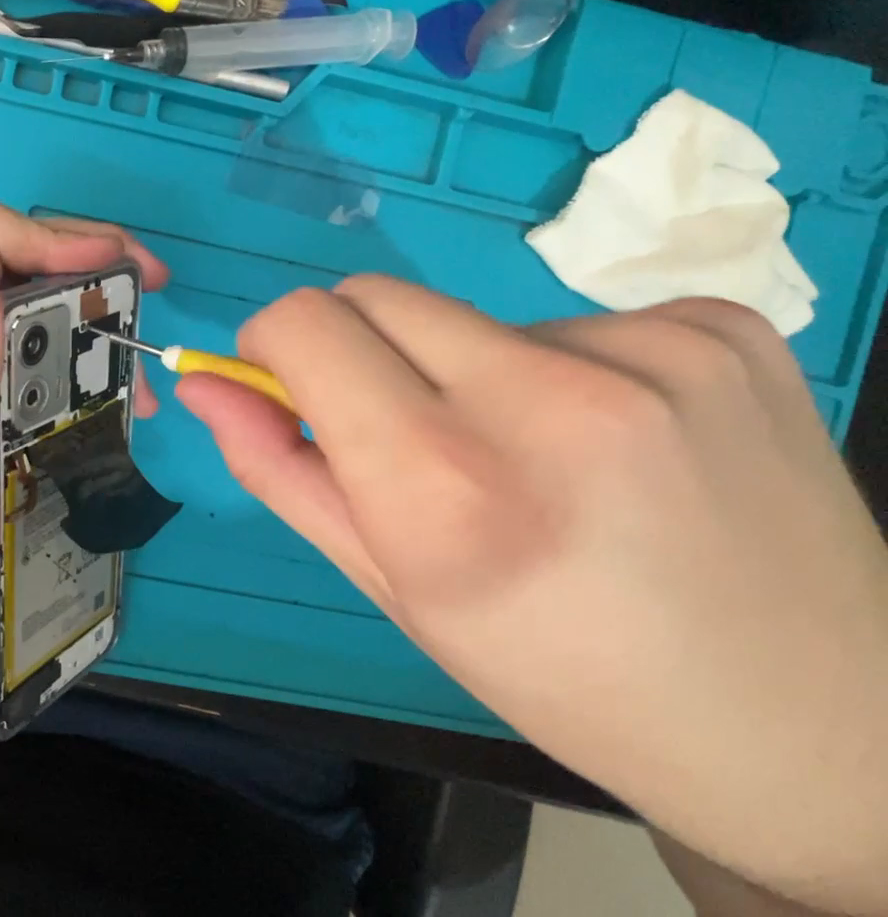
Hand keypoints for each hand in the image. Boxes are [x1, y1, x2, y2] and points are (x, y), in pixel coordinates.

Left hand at [0, 193, 167, 662]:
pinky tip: (103, 397)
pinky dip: (72, 353)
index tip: (112, 272)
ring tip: (134, 368)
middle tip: (148, 300)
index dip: (49, 234)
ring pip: (22, 300)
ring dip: (85, 311)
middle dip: (84, 261)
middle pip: (8, 252)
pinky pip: (23, 348)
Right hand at [178, 275, 887, 914]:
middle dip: (353, 351)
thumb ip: (281, 472)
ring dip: (465, 372)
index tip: (288, 386)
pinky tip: (616, 447)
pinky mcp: (723, 330)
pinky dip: (561, 373)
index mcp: (445, 483)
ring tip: (536, 461)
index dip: (272, 345)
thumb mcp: (394, 589)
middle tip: (402, 435)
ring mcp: (652, 354)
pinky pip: (572, 323)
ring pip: (470, 318)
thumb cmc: (562, 673)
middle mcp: (547, 398)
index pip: (304, 325)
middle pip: (374, 297)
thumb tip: (206, 387)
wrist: (817, 728)